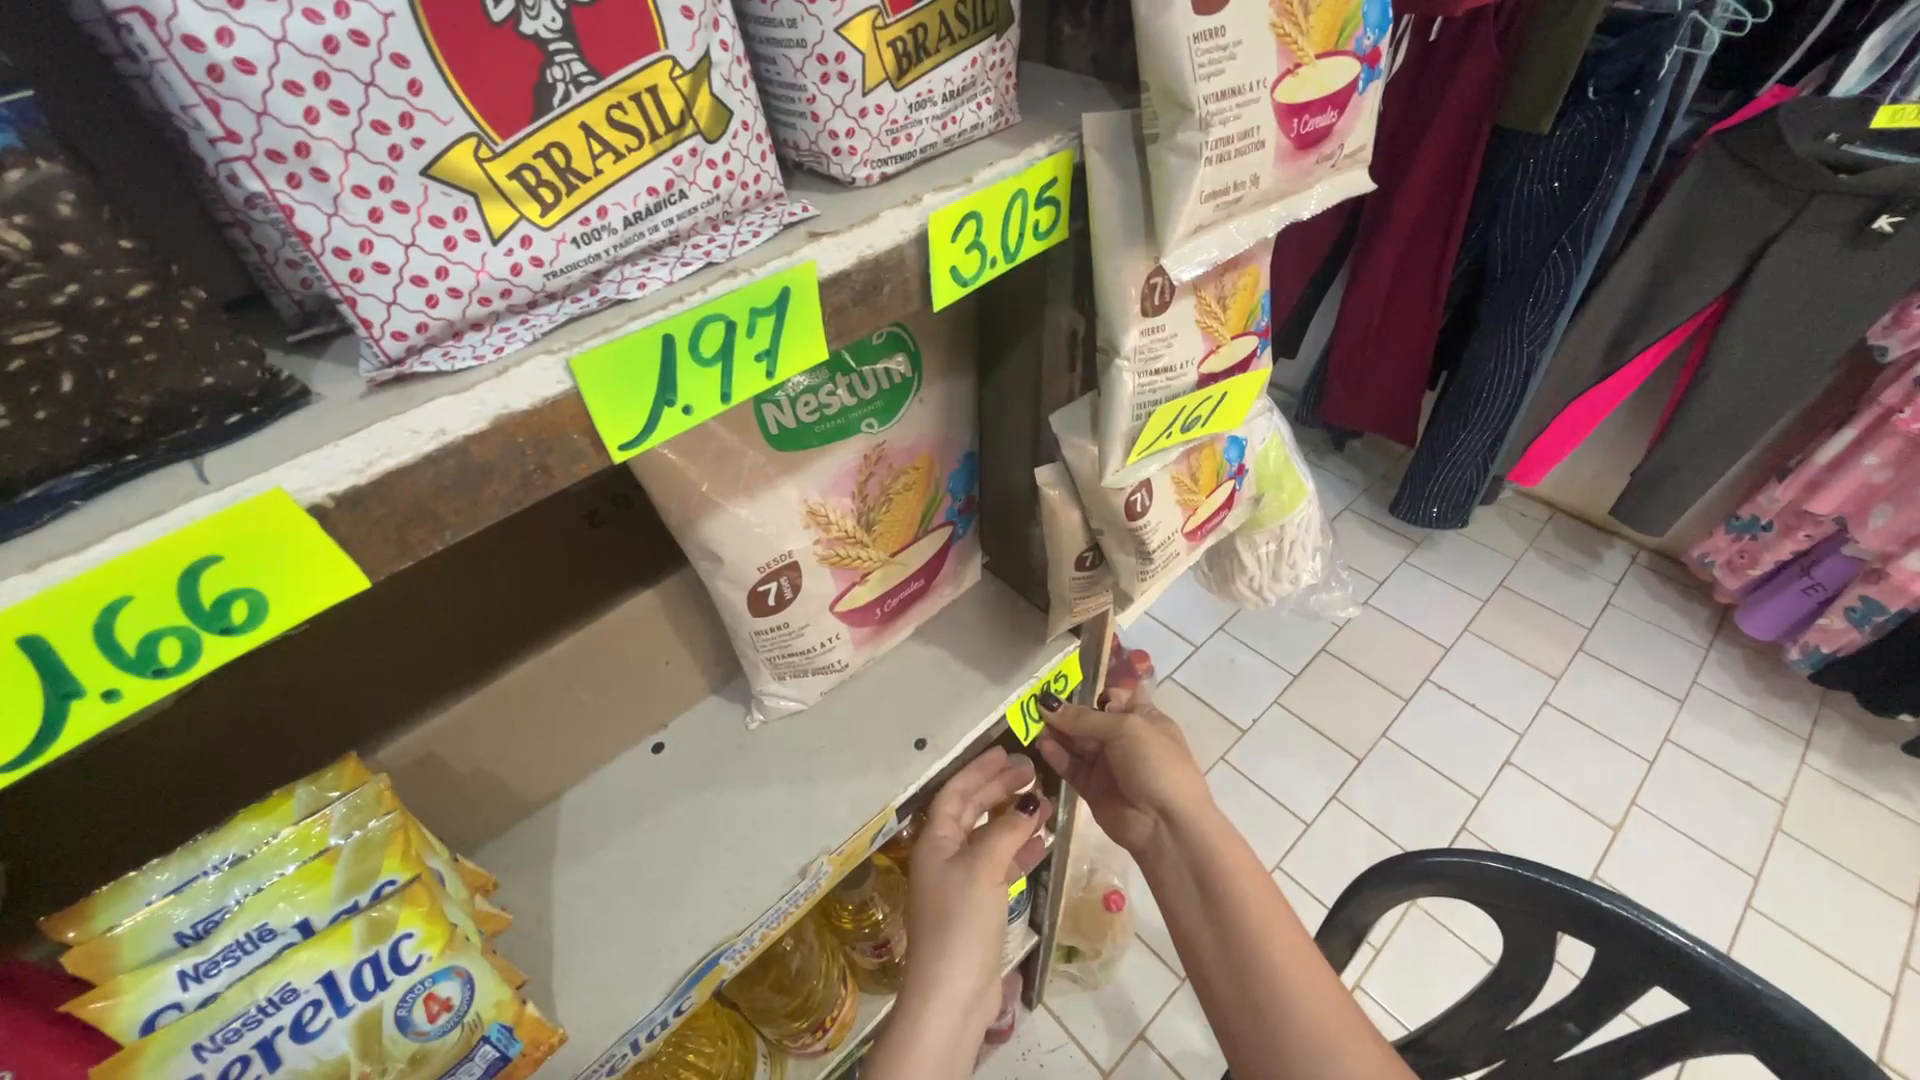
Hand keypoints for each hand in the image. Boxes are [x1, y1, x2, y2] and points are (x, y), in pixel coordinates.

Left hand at [899, 747, 1051, 1032]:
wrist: (952, 994)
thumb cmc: (961, 921)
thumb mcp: (983, 866)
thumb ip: (1006, 830)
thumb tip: (1029, 804)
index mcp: (935, 840)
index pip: (956, 791)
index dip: (980, 770)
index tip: (1007, 752)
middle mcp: (943, 855)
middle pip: (971, 810)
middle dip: (999, 789)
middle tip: (1031, 772)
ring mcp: (960, 882)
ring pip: (988, 837)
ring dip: (1014, 819)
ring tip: (1045, 804)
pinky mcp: (977, 907)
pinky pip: (999, 865)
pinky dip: (1019, 851)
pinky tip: (1041, 844)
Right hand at [1034, 695, 1209, 858]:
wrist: (1167, 825)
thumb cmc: (1155, 763)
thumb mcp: (1125, 729)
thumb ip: (1084, 718)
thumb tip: (1047, 703)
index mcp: (1143, 718)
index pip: (1114, 697)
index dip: (1090, 692)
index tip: (1061, 684)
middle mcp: (1124, 739)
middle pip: (1089, 720)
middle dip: (1065, 711)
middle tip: (1035, 703)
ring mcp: (1108, 765)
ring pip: (1077, 743)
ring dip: (1057, 732)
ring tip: (1033, 722)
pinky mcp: (1093, 788)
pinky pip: (1072, 767)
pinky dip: (1057, 755)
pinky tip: (1042, 744)